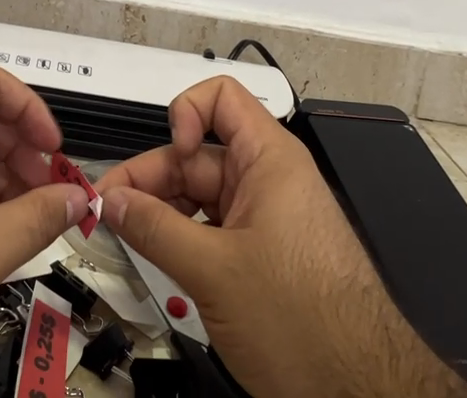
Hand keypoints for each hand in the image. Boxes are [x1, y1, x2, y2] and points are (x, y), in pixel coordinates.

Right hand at [97, 78, 466, 397]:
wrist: (358, 391)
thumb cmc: (304, 323)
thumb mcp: (213, 271)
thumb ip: (154, 229)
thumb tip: (111, 200)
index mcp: (268, 160)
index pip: (220, 98)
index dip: (185, 113)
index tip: (166, 155)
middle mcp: (268, 178)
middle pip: (196, 154)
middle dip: (151, 178)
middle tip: (108, 210)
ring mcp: (265, 216)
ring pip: (199, 194)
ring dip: (161, 212)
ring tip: (129, 238)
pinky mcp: (262, 252)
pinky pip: (211, 227)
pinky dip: (181, 237)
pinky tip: (161, 259)